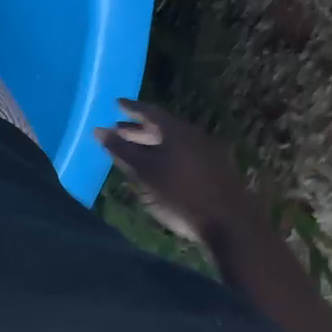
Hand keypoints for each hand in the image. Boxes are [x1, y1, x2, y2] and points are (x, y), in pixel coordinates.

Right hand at [95, 99, 255, 243]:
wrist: (233, 228)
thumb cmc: (180, 195)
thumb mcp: (143, 172)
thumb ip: (120, 149)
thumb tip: (99, 130)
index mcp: (177, 131)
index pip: (149, 111)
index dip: (130, 107)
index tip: (116, 103)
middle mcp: (196, 137)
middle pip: (163, 127)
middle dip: (139, 129)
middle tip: (119, 131)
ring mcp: (211, 155)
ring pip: (175, 143)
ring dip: (153, 144)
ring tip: (135, 152)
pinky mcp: (219, 173)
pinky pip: (186, 155)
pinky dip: (168, 156)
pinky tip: (159, 169)